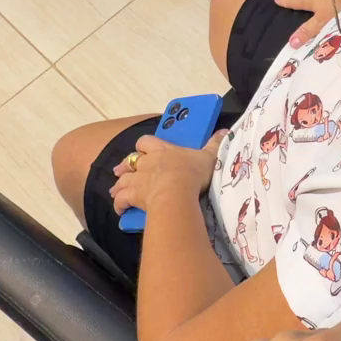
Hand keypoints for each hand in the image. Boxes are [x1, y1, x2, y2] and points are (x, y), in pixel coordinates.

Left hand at [110, 131, 226, 214]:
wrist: (178, 191)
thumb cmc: (194, 172)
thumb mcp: (209, 156)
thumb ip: (215, 144)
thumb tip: (225, 131)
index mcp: (162, 150)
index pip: (146, 142)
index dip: (143, 146)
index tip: (142, 151)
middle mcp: (146, 163)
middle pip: (129, 161)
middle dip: (125, 166)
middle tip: (122, 171)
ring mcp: (138, 179)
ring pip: (122, 180)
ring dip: (118, 185)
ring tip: (115, 191)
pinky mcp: (133, 195)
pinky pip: (121, 200)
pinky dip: (119, 204)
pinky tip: (120, 209)